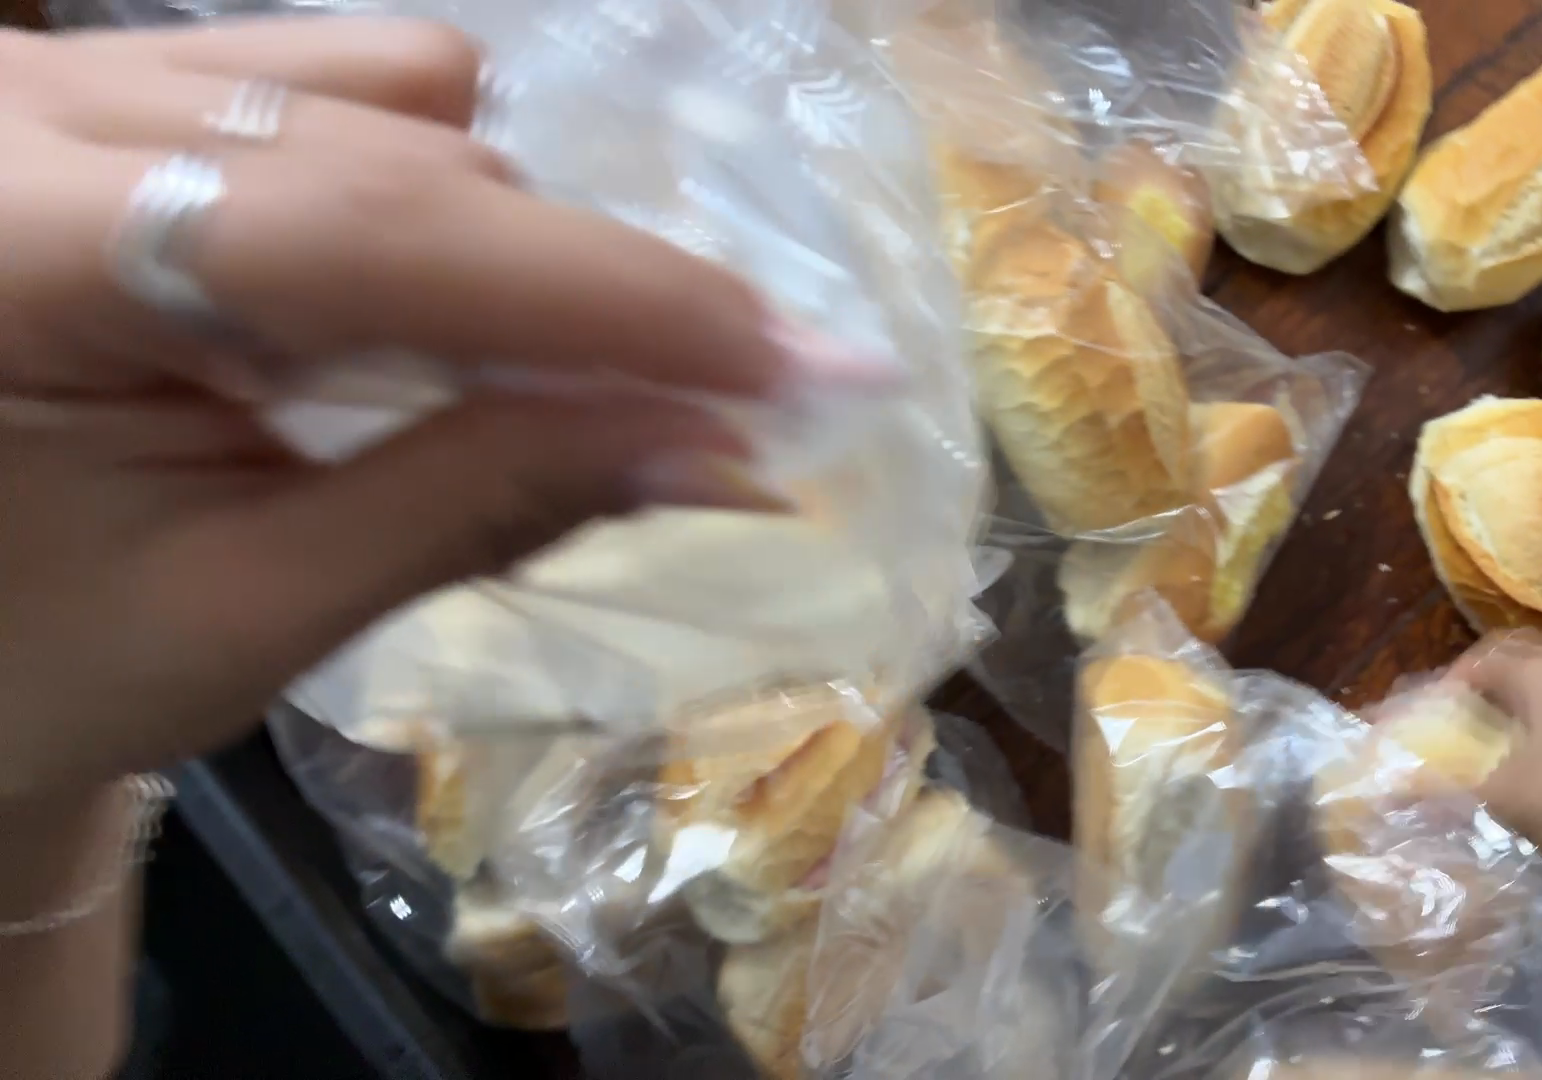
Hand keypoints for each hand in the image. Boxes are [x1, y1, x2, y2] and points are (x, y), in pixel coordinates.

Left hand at [0, 20, 893, 798]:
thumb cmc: (30, 670)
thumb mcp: (262, 607)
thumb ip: (493, 504)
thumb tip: (719, 456)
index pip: (392, 237)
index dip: (622, 298)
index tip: (788, 367)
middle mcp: (23, 111)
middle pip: (428, 170)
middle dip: (618, 295)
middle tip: (751, 396)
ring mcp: (72, 80)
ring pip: (415, 116)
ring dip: (549, 254)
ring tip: (601, 372)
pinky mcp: (135, 102)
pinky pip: (363, 86)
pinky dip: (475, 185)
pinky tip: (484, 284)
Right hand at [1446, 633, 1541, 878]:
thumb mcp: (1506, 797)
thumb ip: (1440, 786)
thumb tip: (1388, 787)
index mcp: (1534, 670)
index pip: (1475, 660)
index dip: (1450, 684)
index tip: (1439, 715)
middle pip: (1523, 652)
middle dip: (1493, 676)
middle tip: (1479, 713)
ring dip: (1539, 691)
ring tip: (1528, 733)